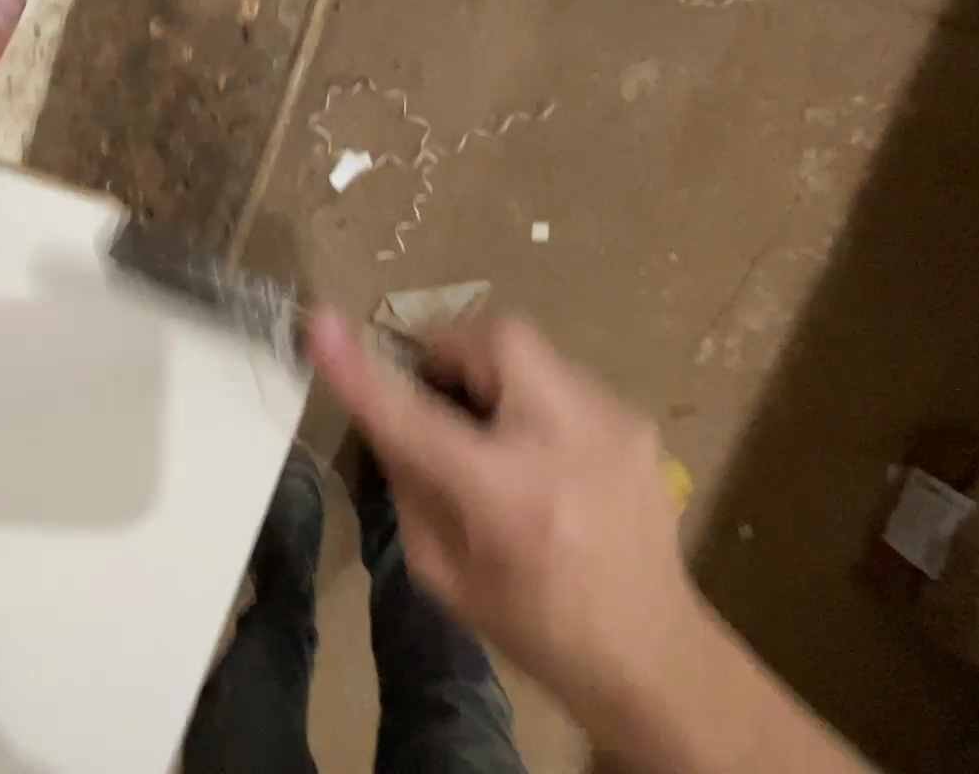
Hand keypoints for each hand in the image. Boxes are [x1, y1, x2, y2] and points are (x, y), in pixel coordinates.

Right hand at [306, 312, 699, 723]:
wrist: (657, 655)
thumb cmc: (532, 622)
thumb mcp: (440, 567)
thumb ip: (407, 479)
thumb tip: (384, 413)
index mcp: (509, 499)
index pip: (417, 419)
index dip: (362, 370)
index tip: (322, 324)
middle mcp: (570, 445)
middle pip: (496, 338)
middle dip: (446, 350)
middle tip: (430, 392)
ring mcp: (614, 425)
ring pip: (525, 348)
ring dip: (483, 373)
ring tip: (482, 430)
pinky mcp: (633, 420)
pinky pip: (552, 373)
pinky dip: (519, 392)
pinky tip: (528, 448)